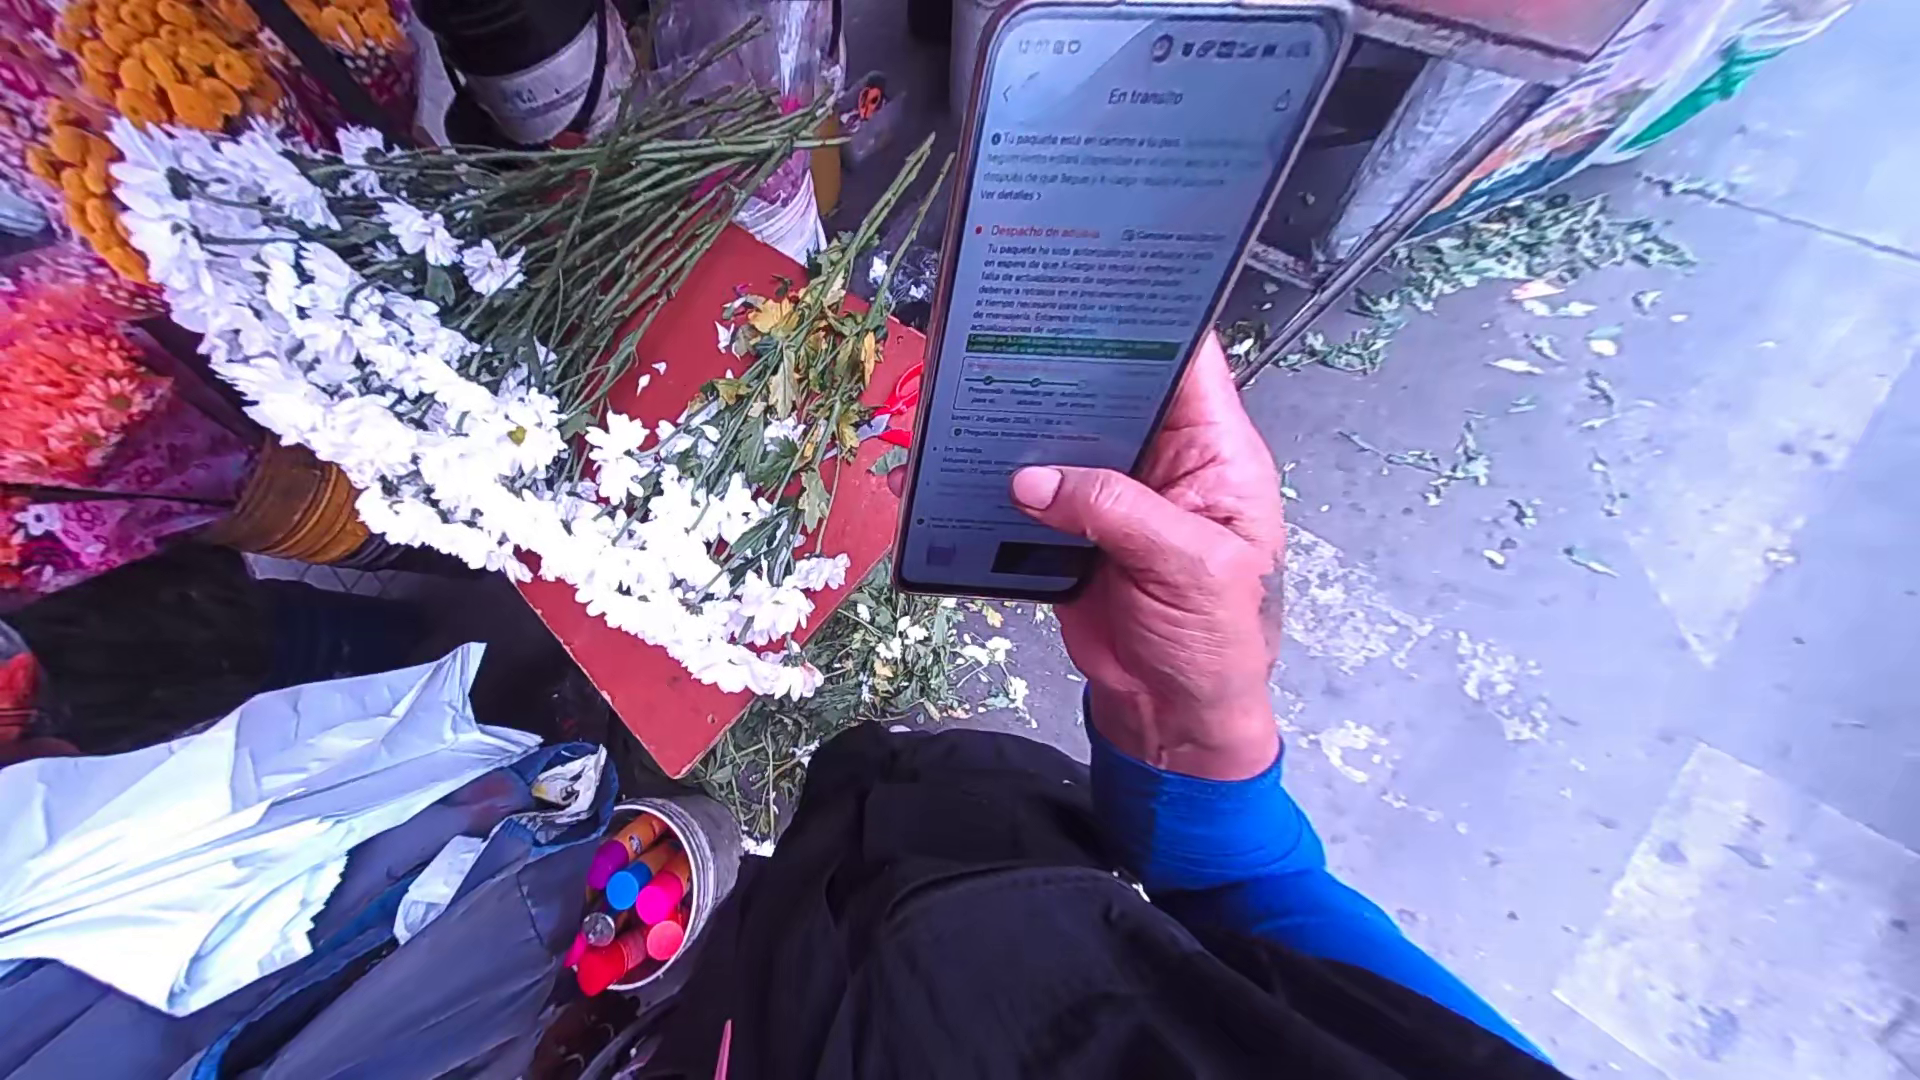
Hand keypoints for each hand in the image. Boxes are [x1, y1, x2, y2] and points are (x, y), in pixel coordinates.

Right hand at [1008, 333, 1285, 779]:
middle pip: (1113, 391)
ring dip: (1030, 424)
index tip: (1088, 284)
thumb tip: (1031, 481)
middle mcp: (1159, 460)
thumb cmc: (1214, 639)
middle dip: (1067, 365)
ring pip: (1067, 439)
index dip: (1146, 316)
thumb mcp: (1190, 566)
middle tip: (1009, 332)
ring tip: (980, 390)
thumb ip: (1119, 513)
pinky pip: (1038, 491)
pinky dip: (1009, 480)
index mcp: (1212, 452)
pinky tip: (976, 460)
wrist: (1169, 707)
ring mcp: (1111, 494)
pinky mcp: (1073, 529)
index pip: (1184, 361)